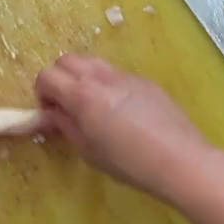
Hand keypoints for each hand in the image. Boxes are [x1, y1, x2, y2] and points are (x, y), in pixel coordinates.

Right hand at [35, 54, 221, 197]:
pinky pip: (115, 73)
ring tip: (90, 104)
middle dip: (59, 78)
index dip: (41, 93)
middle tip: (65, 104)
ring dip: (81, 76)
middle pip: (65, 60)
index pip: (46, 76)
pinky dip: (106, 83)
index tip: (50, 112)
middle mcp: (100, 76)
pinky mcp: (144, 80)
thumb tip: (50, 114)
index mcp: (81, 94)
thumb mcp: (89, 150)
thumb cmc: (130, 162)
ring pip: (91, 61)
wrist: (181, 160)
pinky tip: (120, 110)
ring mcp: (124, 75)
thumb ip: (65, 126)